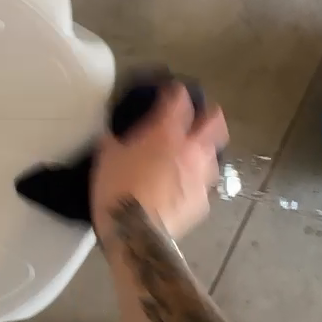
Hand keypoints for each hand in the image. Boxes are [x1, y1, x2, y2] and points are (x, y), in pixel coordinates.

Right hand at [90, 83, 227, 239]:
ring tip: (190, 152)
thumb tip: (113, 137)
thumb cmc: (116, 188)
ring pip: (213, 154)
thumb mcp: (106, 158)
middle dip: (209, 113)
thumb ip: (115, 142)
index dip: (175, 91)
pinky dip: (193, 179)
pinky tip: (181, 185)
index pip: (178, 101)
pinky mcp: (202, 201)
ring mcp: (201, 176)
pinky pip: (202, 183)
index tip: (170, 89)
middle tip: (198, 113)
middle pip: (214, 122)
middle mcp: (190, 150)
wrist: (135, 232)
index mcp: (165, 134)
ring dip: (203, 148)